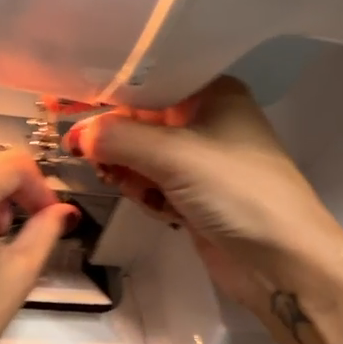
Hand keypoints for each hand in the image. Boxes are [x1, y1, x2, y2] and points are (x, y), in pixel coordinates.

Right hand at [63, 77, 342, 320]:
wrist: (280, 261)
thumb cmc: (238, 193)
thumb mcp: (175, 156)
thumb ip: (119, 140)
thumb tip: (78, 134)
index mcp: (211, 93)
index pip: (146, 82)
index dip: (105, 92)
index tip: (62, 102)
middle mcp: (205, 122)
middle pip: (139, 120)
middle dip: (111, 137)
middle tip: (77, 150)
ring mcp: (200, 163)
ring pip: (141, 157)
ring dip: (127, 169)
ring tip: (121, 181)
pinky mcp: (193, 198)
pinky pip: (152, 185)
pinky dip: (143, 192)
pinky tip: (150, 204)